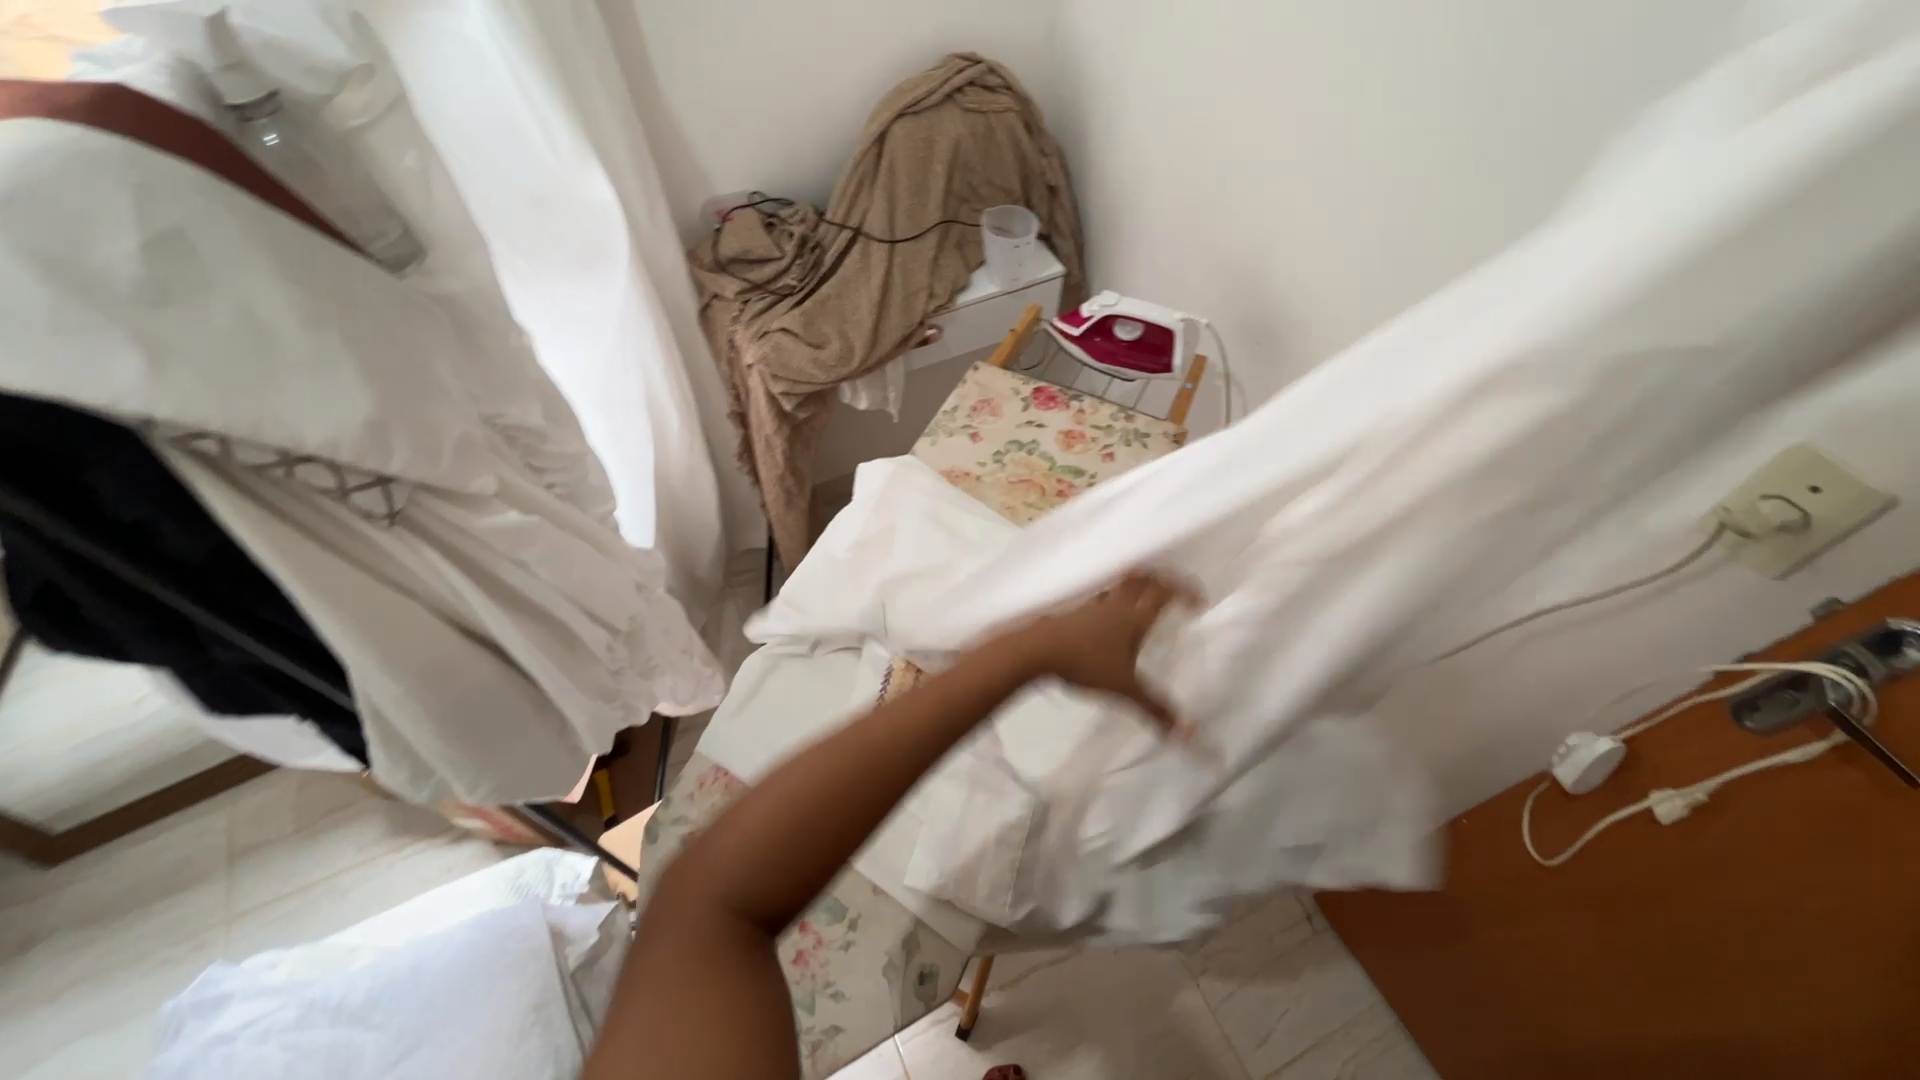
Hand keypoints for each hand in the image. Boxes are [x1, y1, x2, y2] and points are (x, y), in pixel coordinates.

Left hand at [1007, 571, 1196, 735]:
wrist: (1037, 650)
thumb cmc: (1086, 664)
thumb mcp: (1124, 690)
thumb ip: (1155, 710)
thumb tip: (1189, 734)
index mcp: (1134, 619)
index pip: (1165, 594)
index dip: (1184, 592)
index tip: (1198, 602)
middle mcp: (1116, 606)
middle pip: (1142, 578)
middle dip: (1161, 579)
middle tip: (1172, 588)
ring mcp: (1092, 606)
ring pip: (1118, 585)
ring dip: (1133, 586)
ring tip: (1140, 598)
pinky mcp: (1072, 612)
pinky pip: (1097, 599)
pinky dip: (1108, 600)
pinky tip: (1105, 614)